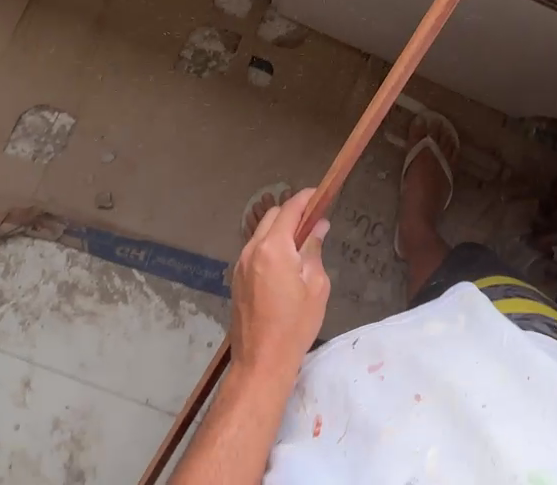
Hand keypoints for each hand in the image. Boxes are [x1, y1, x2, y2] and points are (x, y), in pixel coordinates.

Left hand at [230, 187, 330, 378]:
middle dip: (293, 212)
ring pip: (261, 232)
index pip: (290, 209)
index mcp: (273, 248)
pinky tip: (285, 262)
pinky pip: (255, 250)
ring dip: (280, 229)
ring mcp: (240, 264)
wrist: (261, 361)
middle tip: (315, 222)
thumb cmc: (295, 325)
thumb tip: (318, 227)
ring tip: (302, 243)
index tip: (320, 195)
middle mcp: (252, 250)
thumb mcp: (316, 286)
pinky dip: (270, 245)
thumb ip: (314, 250)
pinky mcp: (236, 279)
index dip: (306, 198)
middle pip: (272, 216)